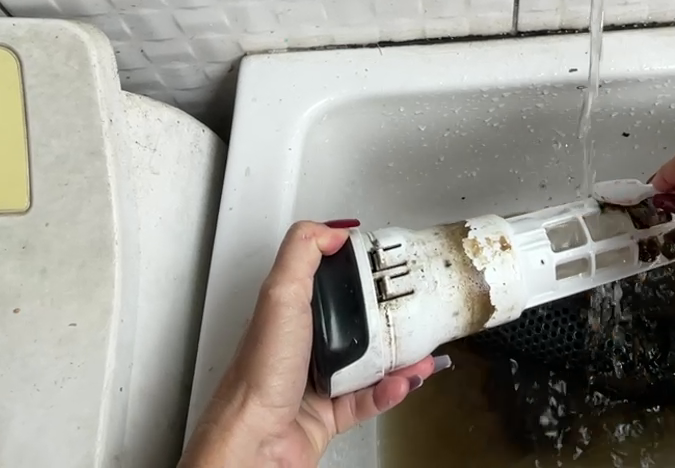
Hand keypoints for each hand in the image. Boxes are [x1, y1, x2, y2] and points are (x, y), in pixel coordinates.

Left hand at [182, 221, 438, 467]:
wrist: (252, 447)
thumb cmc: (256, 377)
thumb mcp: (279, 293)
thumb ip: (303, 250)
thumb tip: (334, 229)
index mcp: (290, 309)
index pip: (327, 276)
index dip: (356, 266)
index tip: (386, 260)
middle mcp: (303, 342)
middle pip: (354, 319)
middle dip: (388, 314)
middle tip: (414, 307)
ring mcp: (317, 379)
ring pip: (368, 360)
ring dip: (399, 355)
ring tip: (421, 349)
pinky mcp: (328, 415)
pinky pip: (370, 398)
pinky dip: (391, 389)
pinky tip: (404, 379)